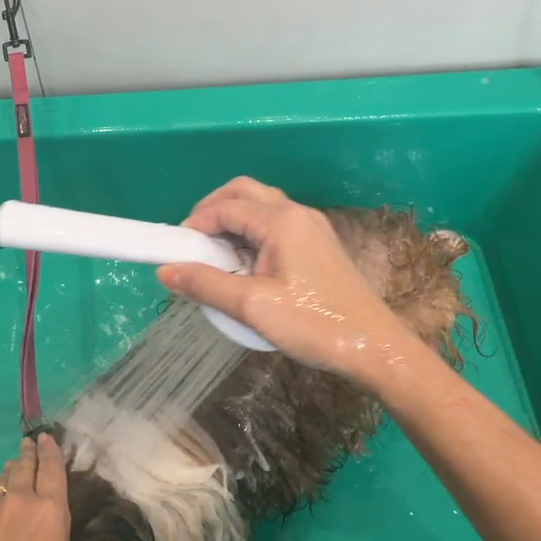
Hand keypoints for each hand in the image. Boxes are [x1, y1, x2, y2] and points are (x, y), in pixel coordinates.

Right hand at [157, 176, 421, 378]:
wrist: (375, 348)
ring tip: (214, 257)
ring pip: (261, 207)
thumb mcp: (252, 308)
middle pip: (243, 192)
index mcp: (281, 221)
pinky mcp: (318, 245)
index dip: (195, 224)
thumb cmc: (315, 325)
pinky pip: (275, 225)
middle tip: (192, 243)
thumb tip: (165, 271)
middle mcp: (297, 214)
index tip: (177, 251)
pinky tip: (244, 268)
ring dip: (232, 222)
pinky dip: (251, 234)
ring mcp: (311, 228)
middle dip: (212, 210)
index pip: (225, 207)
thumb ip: (206, 285)